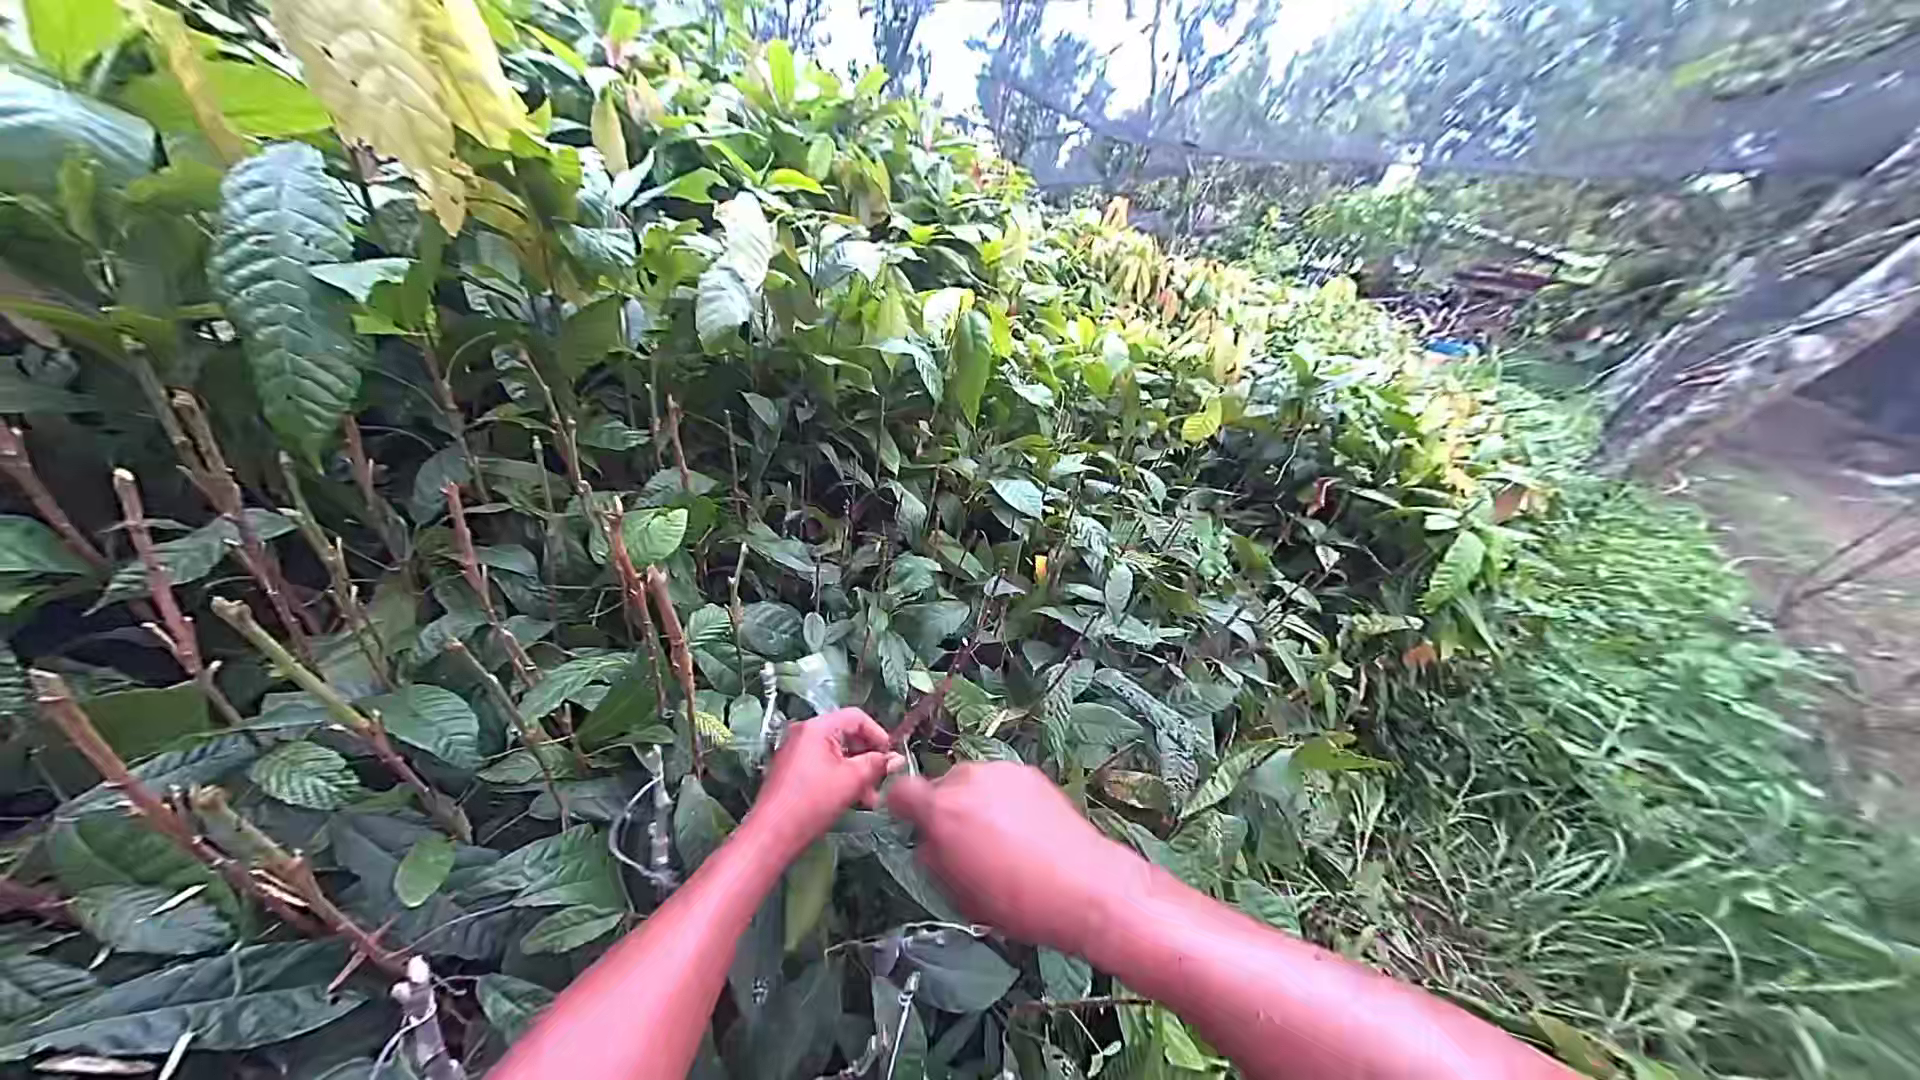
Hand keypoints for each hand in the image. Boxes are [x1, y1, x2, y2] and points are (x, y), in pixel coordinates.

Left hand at [751, 708, 902, 853]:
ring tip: (869, 797)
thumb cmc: (810, 802)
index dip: (878, 734)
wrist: (772, 835)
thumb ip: (877, 764)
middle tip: (882, 779)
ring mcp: (796, 751)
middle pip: (847, 734)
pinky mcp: (792, 769)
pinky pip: (824, 764)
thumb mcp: (852, 780)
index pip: (857, 717)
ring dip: (857, 771)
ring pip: (837, 752)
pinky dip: (841, 776)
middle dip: (868, 757)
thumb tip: (896, 759)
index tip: (890, 756)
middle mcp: (804, 733)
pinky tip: (852, 798)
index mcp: (817, 727)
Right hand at [886, 762, 1144, 954]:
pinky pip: (1001, 782)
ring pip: (973, 782)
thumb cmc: (1017, 902)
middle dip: (946, 810)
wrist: (1084, 886)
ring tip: (1001, 837)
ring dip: (976, 802)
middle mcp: (968, 779)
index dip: (901, 808)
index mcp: (942, 810)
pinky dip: (1003, 798)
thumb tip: (928, 844)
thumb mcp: (960, 894)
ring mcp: (1001, 771)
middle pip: (941, 787)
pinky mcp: (1029, 771)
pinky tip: (1024, 828)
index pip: (901, 792)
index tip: (911, 823)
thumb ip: (933, 860)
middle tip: (966, 843)